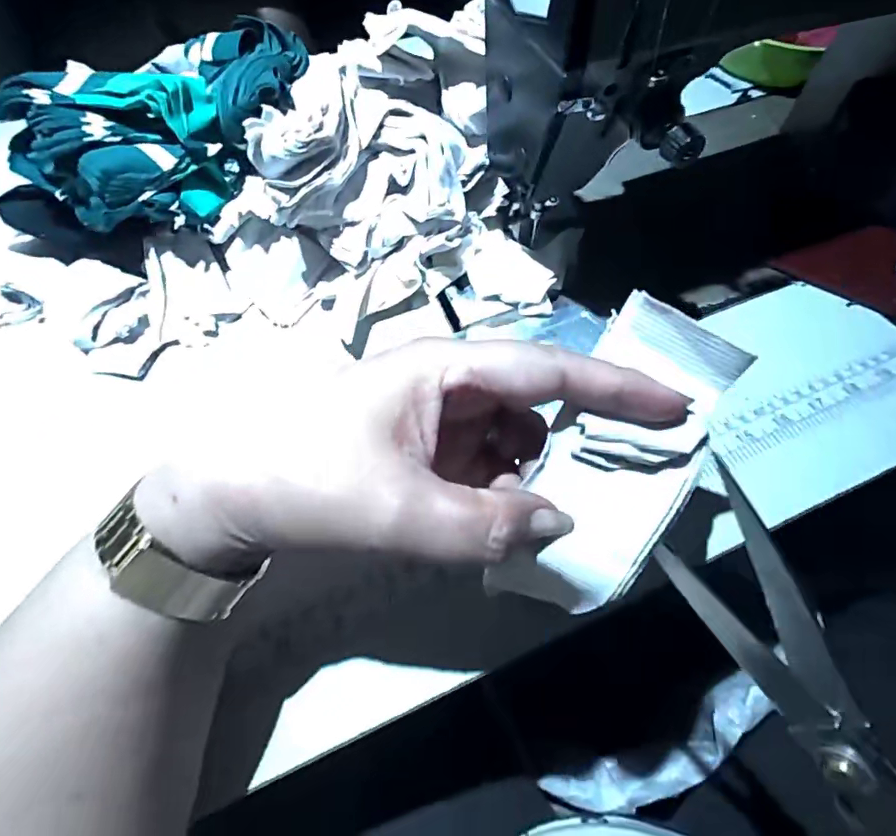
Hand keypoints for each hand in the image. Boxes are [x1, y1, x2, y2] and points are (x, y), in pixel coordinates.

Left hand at [135, 339, 687, 572]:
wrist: (219, 491)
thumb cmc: (302, 479)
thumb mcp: (396, 512)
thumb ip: (484, 526)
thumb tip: (560, 521)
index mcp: (449, 368)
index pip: (552, 370)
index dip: (619, 387)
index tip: (676, 404)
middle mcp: (456, 379)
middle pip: (544, 396)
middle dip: (588, 425)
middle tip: (638, 455)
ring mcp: (445, 410)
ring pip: (522, 431)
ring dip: (542, 465)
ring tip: (542, 505)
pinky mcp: (435, 440)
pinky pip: (495, 456)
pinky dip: (513, 482)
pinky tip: (504, 510)